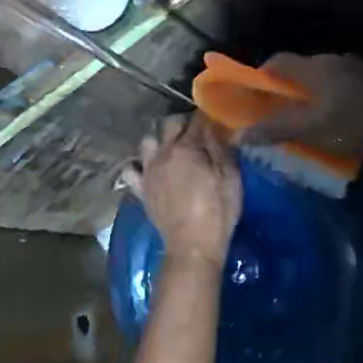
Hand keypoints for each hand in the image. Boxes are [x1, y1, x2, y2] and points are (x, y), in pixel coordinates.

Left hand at [126, 115, 241, 263]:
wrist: (193, 247)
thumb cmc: (218, 211)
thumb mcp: (231, 178)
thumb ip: (225, 150)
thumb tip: (224, 129)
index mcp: (188, 148)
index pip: (197, 119)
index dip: (209, 116)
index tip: (218, 118)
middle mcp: (163, 153)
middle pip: (169, 124)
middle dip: (184, 122)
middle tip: (199, 131)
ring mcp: (148, 171)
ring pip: (147, 140)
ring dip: (160, 138)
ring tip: (173, 147)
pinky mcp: (140, 189)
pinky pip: (131, 169)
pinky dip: (139, 164)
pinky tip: (150, 167)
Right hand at [236, 53, 362, 157]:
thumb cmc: (355, 129)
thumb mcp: (312, 130)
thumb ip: (276, 129)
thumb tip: (239, 134)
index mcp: (317, 67)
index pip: (278, 61)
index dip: (260, 77)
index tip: (254, 98)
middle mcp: (334, 59)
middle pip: (298, 67)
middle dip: (283, 87)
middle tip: (276, 112)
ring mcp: (354, 67)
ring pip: (319, 75)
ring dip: (306, 92)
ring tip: (304, 118)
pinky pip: (337, 82)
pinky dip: (326, 95)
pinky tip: (333, 117)